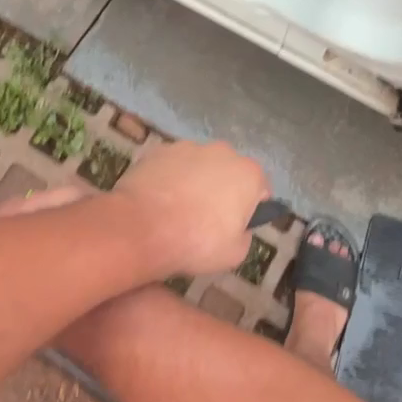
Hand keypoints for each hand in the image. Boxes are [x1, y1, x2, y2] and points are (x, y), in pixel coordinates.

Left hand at [113, 141, 270, 277]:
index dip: (250, 208)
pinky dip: (169, 179)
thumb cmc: (197, 242)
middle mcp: (223, 151)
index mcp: (248, 173)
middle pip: (229, 172)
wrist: (142, 228)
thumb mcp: (235, 254)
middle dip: (222, 190)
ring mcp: (188, 147)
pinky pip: (172, 166)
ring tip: (177, 211)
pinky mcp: (159, 150)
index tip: (236, 225)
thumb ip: (245, 235)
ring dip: (195, 182)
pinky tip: (158, 202)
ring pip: (199, 166)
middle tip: (206, 220)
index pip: (260, 188)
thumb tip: (238, 228)